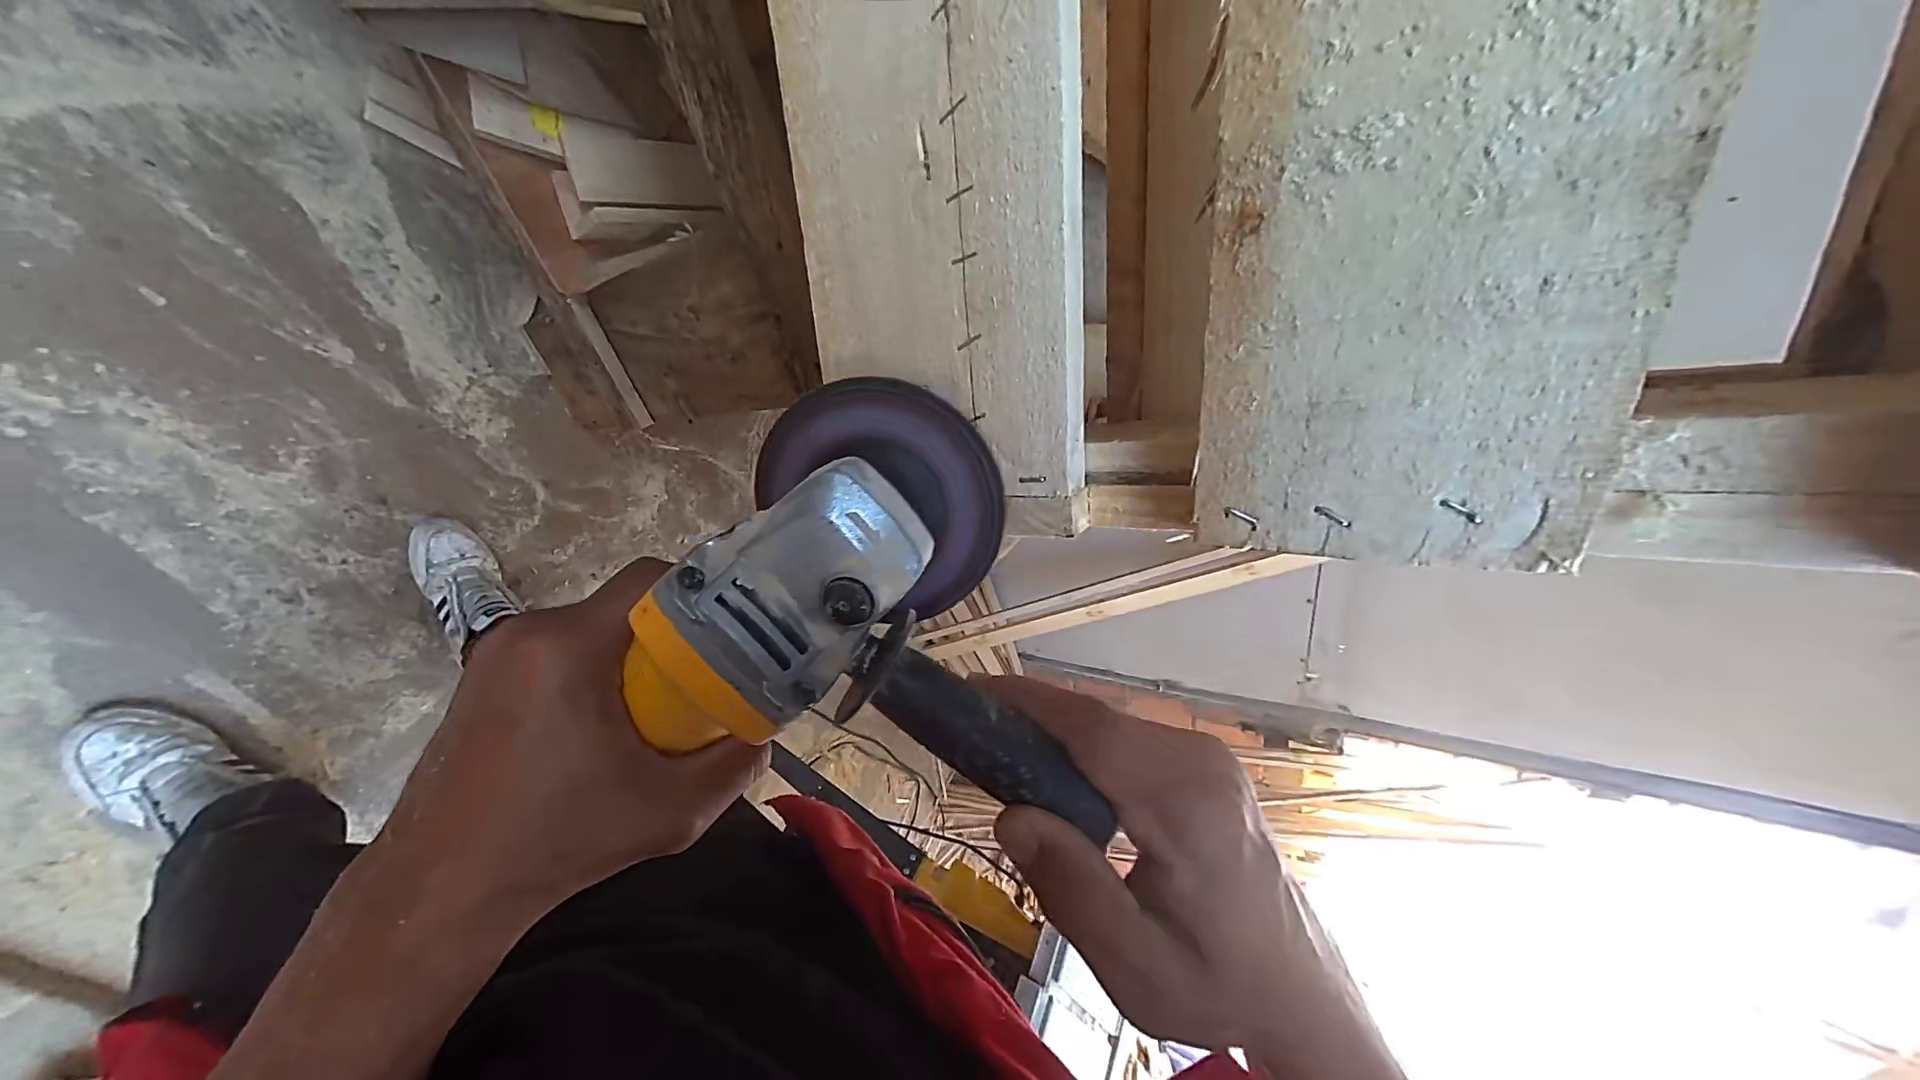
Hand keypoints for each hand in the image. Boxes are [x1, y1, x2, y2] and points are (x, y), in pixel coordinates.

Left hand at [374, 557, 769, 918]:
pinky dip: (596, 668)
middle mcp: (529, 633)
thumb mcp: (673, 811)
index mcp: (571, 648)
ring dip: (633, 653)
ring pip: (595, 627)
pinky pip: (562, 649)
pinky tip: (604, 724)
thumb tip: (763, 732)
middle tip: (702, 679)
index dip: (702, 592)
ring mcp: (498, 652)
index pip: (652, 579)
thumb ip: (735, 765)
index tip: (731, 629)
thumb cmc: (559, 843)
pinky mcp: (484, 675)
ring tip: (657, 706)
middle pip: (626, 604)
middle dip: (672, 633)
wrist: (438, 892)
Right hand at [978, 677, 1401, 1079]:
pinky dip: (1081, 749)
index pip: (1092, 730)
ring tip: (1003, 763)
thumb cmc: (1216, 981)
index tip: (969, 693)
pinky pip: (1126, 741)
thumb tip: (1010, 816)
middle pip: (1095, 720)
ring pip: (1108, 726)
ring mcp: (1205, 756)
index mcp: (1186, 802)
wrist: (1297, 986)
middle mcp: (1199, 760)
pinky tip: (1056, 780)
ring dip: (1053, 736)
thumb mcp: (1136, 965)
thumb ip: (1072, 887)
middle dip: (1029, 721)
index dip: (1026, 703)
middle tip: (971, 743)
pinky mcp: (1201, 762)